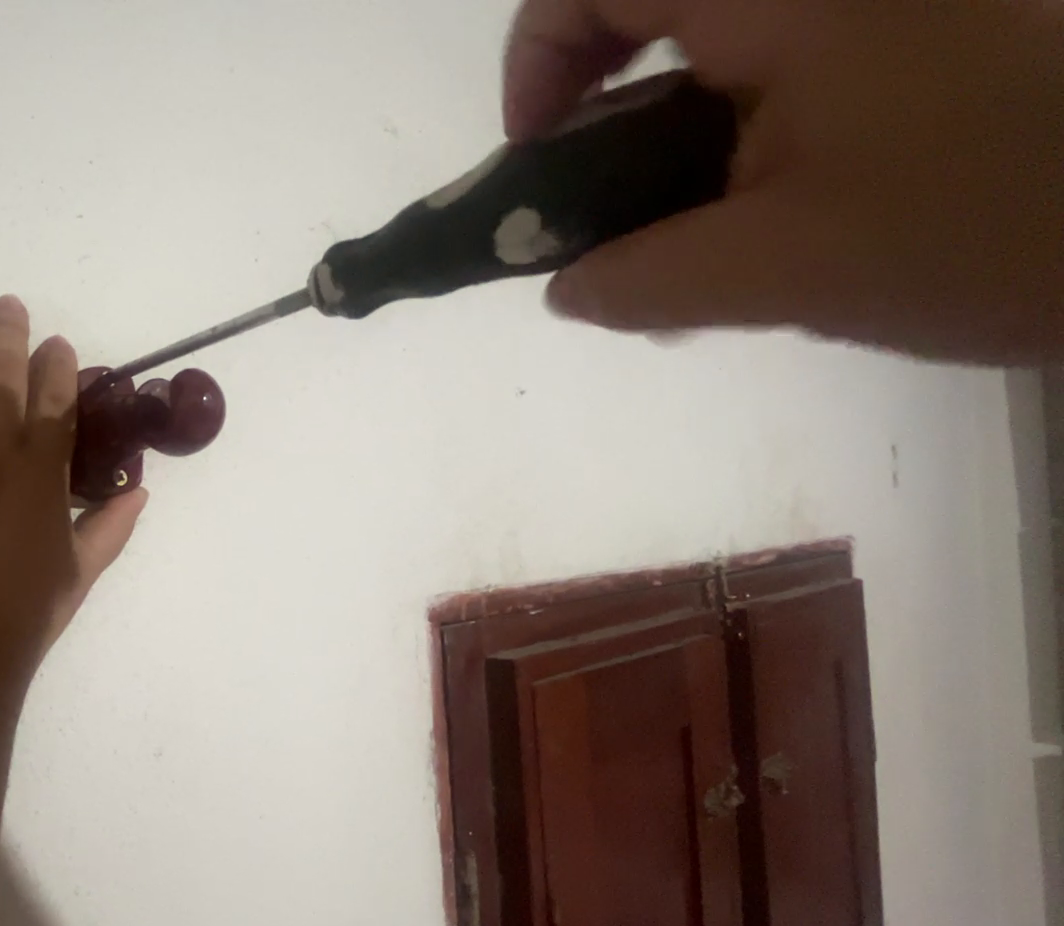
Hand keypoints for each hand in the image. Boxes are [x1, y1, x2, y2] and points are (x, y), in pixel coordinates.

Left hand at [0, 289, 147, 701]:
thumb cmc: (21, 625)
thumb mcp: (78, 577)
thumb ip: (109, 528)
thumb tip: (139, 491)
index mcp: (41, 482)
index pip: (55, 407)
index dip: (59, 370)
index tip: (58, 343)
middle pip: (0, 381)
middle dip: (5, 335)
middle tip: (5, 305)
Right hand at [506, 0, 1063, 362]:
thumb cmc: (998, 230)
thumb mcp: (789, 274)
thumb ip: (644, 282)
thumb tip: (566, 289)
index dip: (541, 53)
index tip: (536, 148)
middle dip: (592, 82)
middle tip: (588, 178)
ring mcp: (875, 8)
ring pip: (713, 33)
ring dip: (662, 117)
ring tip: (665, 216)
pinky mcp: (914, 31)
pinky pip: (777, 53)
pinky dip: (729, 122)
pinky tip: (741, 200)